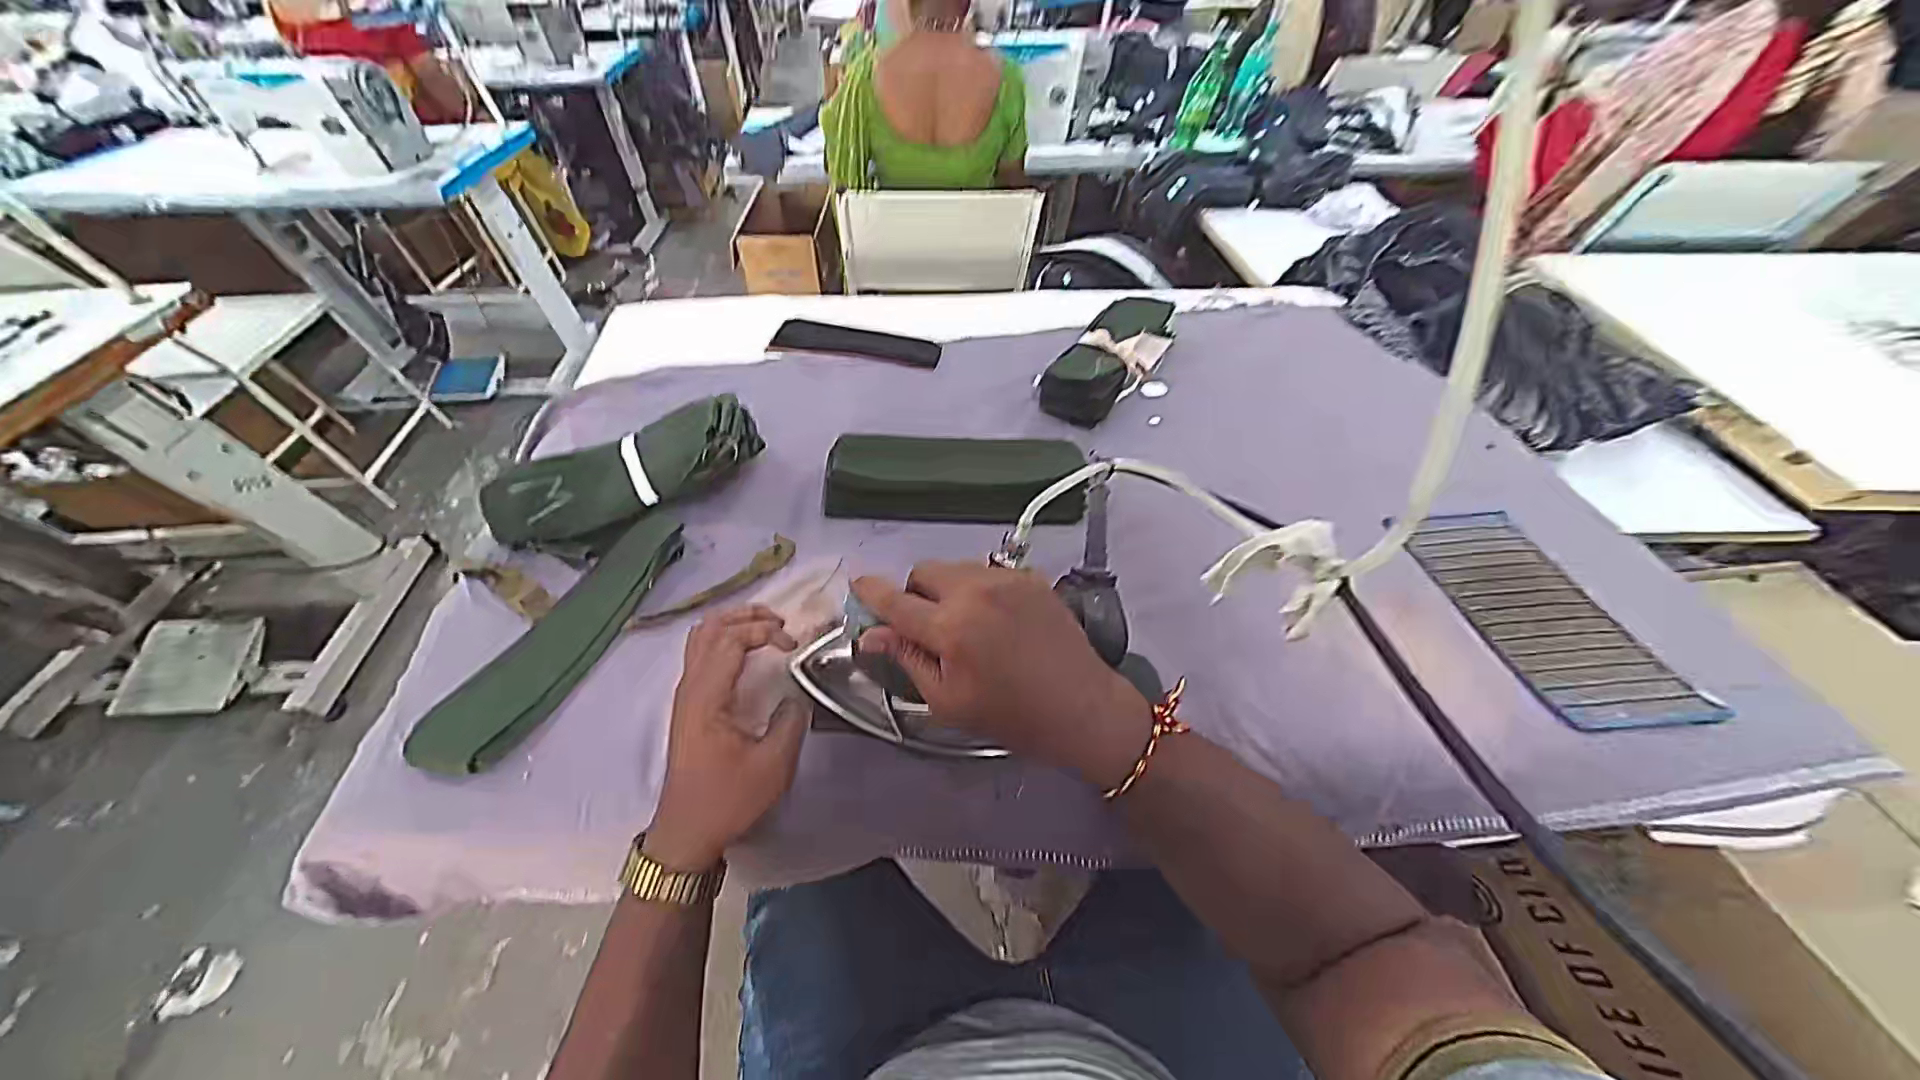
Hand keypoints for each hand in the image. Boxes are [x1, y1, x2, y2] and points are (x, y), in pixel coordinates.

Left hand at [646, 606, 806, 871]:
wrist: (686, 831)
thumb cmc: (727, 799)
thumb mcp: (772, 765)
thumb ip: (791, 721)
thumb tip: (797, 694)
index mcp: (706, 698)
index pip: (730, 640)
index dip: (763, 630)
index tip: (792, 643)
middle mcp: (690, 688)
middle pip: (711, 629)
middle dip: (747, 616)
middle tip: (782, 622)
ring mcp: (685, 694)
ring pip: (701, 637)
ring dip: (733, 624)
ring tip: (767, 627)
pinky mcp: (689, 703)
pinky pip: (701, 653)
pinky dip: (725, 638)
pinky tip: (747, 649)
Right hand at [851, 563, 1151, 787]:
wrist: (1082, 707)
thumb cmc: (1011, 715)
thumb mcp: (948, 700)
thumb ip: (907, 659)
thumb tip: (872, 634)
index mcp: (951, 627)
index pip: (896, 601)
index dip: (871, 592)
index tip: (858, 584)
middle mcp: (976, 590)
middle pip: (924, 571)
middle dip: (915, 594)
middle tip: (928, 627)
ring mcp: (1007, 579)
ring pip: (956, 568)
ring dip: (947, 589)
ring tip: (967, 624)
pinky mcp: (1031, 577)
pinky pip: (988, 572)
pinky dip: (979, 589)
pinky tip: (996, 619)